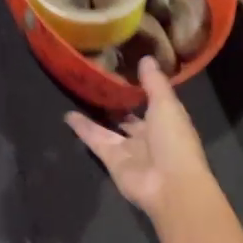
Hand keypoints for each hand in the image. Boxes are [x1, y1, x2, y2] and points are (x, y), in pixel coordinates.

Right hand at [66, 56, 210, 216]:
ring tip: (77, 94)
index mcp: (167, 121)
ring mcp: (129, 148)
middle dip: (116, 102)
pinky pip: (95, 140)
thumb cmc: (175, 141)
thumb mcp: (167, 105)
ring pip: (109, 128)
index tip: (122, 68)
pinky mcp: (111, 159)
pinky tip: (67, 115)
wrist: (170, 185)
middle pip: (129, 116)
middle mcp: (148, 134)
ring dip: (95, 114)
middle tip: (96, 80)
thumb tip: (146, 57)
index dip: (139, 87)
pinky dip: (82, 129)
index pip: (152, 101)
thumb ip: (154, 83)